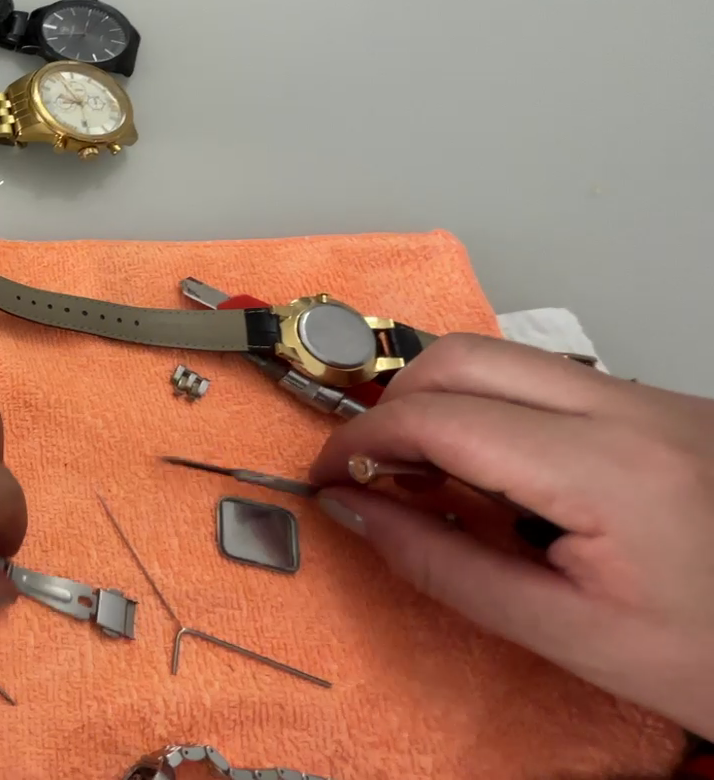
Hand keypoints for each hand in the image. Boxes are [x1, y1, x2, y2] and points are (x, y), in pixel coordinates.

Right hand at [310, 334, 713, 734]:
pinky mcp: (667, 405)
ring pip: (496, 357)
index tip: (325, 478)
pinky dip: (485, 409)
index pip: (435, 418)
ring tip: (432, 468)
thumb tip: (344, 507)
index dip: (356, 442)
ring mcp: (659, 400)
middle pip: (459, 358)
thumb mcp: (569, 635)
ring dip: (435, 402)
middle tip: (377, 467)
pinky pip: (540, 380)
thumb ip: (438, 564)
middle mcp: (636, 411)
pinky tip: (497, 469)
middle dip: (392, 407)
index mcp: (613, 472)